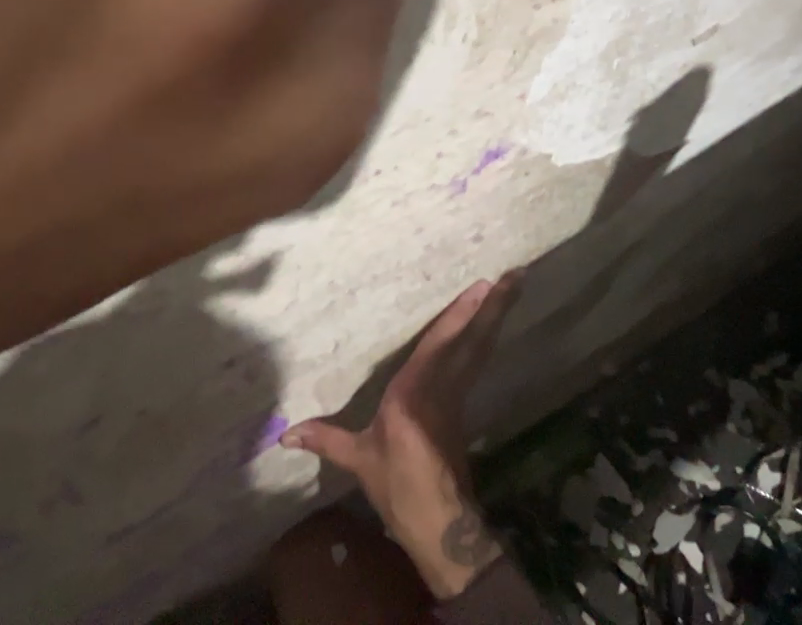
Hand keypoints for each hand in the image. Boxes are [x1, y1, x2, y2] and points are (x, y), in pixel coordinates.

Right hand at [281, 272, 520, 598]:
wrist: (441, 526)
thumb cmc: (398, 490)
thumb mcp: (359, 461)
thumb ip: (325, 439)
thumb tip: (284, 435)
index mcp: (414, 395)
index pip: (439, 346)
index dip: (460, 316)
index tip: (483, 287)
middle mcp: (442, 390)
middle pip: (472, 342)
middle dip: (495, 309)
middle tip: (517, 275)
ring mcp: (457, 399)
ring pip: (479, 351)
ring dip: (496, 320)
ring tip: (513, 289)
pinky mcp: (462, 410)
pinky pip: (475, 365)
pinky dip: (484, 341)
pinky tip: (489, 329)